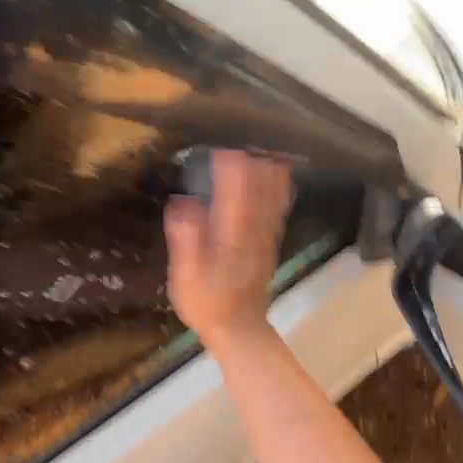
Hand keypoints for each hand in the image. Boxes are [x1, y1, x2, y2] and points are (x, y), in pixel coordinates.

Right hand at [164, 150, 292, 346]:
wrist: (239, 330)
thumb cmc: (207, 304)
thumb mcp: (186, 276)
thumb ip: (186, 240)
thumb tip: (182, 203)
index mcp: (232, 237)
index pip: (235, 193)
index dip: (232, 167)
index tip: (226, 143)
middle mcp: (254, 232)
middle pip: (260, 190)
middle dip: (255, 161)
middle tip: (249, 133)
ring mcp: (266, 237)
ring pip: (273, 197)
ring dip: (271, 170)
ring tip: (268, 144)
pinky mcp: (270, 243)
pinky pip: (278, 208)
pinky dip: (279, 187)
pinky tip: (280, 174)